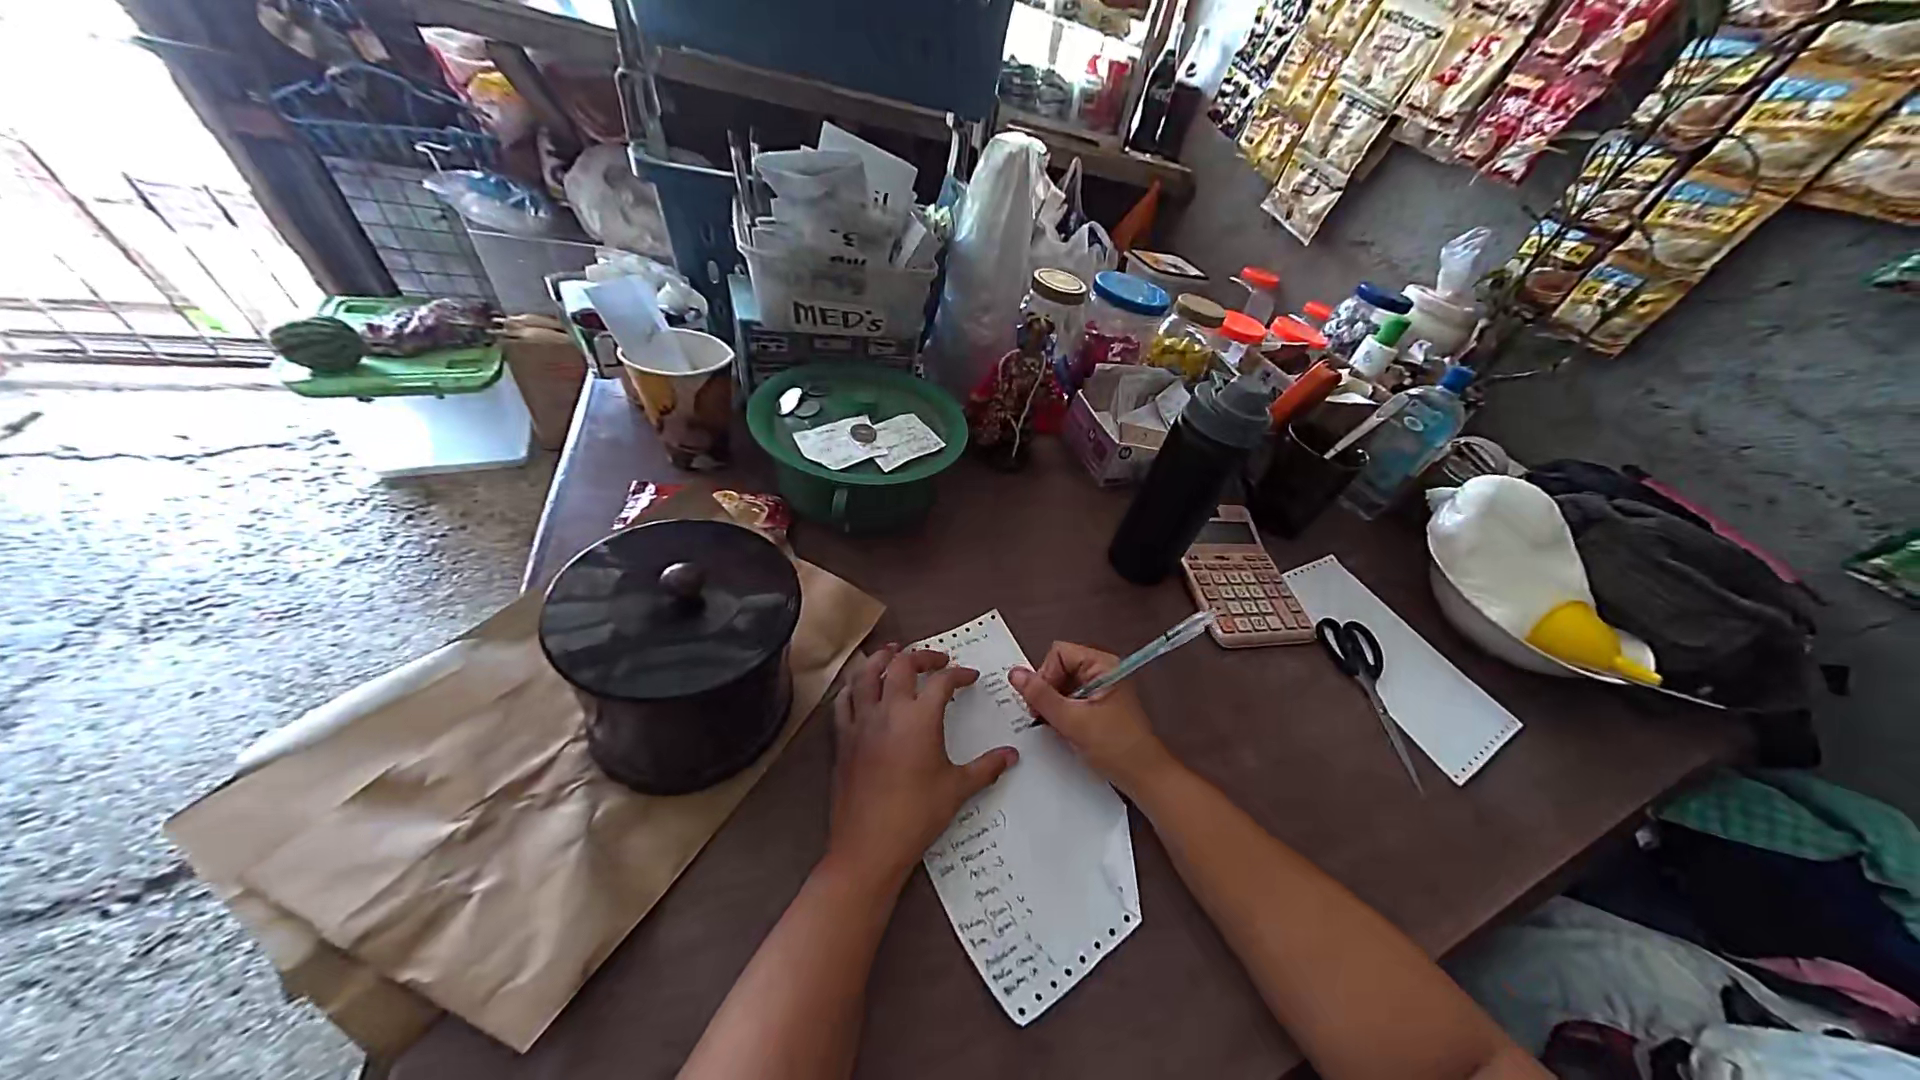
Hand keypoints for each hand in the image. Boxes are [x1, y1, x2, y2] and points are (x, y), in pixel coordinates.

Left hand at [827, 646, 1018, 886]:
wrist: (869, 844)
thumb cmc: (917, 815)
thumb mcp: (958, 789)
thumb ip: (986, 768)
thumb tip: (1011, 756)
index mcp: (920, 718)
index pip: (942, 681)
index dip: (958, 674)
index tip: (969, 677)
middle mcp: (889, 711)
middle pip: (901, 665)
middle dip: (921, 656)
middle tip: (935, 660)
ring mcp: (861, 722)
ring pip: (866, 675)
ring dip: (881, 659)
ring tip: (892, 652)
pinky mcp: (843, 739)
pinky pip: (844, 701)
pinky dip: (853, 687)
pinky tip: (859, 687)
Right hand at [1009, 641, 1172, 794]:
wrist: (1144, 777)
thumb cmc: (1119, 748)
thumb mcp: (1072, 721)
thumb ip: (1041, 696)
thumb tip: (1016, 675)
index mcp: (1103, 665)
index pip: (1059, 653)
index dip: (1045, 674)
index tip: (1041, 700)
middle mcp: (1103, 671)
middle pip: (1060, 667)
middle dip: (1048, 691)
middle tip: (1045, 715)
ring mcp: (1101, 688)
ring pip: (1063, 685)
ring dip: (1054, 705)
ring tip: (1059, 725)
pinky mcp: (1099, 704)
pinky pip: (1070, 699)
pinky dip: (1062, 713)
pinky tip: (1066, 730)